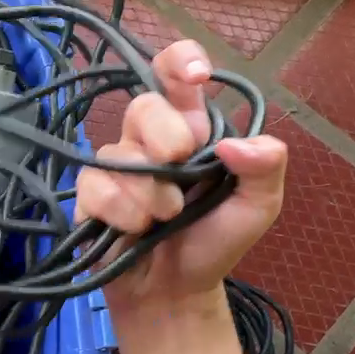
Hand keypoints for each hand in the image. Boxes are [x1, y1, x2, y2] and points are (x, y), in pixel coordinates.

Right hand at [75, 40, 287, 312]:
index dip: (180, 62)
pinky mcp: (88, 193)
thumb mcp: (258, 207)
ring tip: (163, 220)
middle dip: (166, 137)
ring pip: (118, 151)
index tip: (195, 78)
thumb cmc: (215, 242)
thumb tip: (240, 143)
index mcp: (188, 128)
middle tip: (181, 169)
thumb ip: (265, 168)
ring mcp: (114, 165)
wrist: (175, 291)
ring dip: (148, 191)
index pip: (174, 74)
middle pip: (143, 105)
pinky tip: (133, 228)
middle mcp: (148, 138)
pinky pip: (94, 185)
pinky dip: (119, 210)